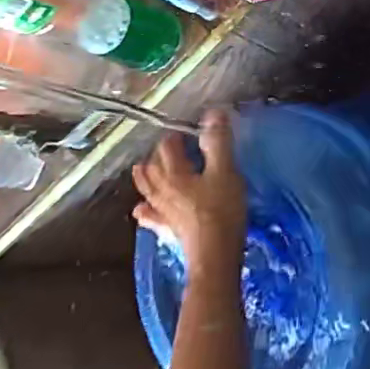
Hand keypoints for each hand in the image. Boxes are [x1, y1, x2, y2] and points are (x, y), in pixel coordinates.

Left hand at [132, 108, 246, 271]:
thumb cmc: (222, 210)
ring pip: (147, 189)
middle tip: (171, 146)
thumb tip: (213, 112)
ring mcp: (162, 211)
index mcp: (174, 173)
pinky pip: (150, 215)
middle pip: (153, 167)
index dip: (176, 135)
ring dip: (146, 176)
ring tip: (145, 168)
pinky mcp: (167, 229)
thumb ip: (218, 142)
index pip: (167, 147)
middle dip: (159, 154)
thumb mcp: (226, 171)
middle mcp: (161, 190)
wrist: (214, 255)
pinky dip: (146, 208)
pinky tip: (143, 209)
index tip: (189, 130)